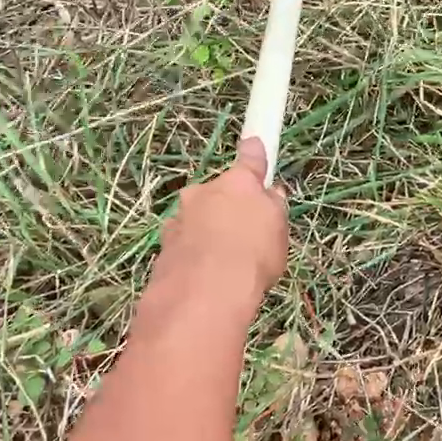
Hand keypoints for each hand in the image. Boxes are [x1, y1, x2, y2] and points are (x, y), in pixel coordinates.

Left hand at [144, 137, 289, 320]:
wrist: (203, 295)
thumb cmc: (252, 256)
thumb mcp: (279, 232)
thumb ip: (273, 209)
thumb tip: (271, 195)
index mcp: (237, 183)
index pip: (250, 158)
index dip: (255, 154)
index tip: (255, 145)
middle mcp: (203, 193)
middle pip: (219, 192)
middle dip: (229, 205)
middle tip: (247, 232)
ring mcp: (179, 219)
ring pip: (198, 218)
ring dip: (209, 230)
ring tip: (226, 261)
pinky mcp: (162, 246)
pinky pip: (184, 243)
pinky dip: (194, 252)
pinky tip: (206, 274)